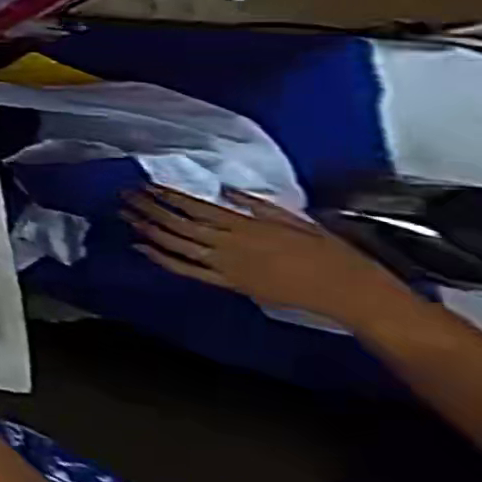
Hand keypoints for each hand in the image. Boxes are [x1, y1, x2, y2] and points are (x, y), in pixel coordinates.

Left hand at [125, 184, 415, 330]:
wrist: (356, 297)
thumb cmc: (336, 256)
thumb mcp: (301, 222)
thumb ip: (260, 206)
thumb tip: (229, 191)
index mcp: (248, 226)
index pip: (197, 206)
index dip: (168, 195)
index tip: (147, 184)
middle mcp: (230, 244)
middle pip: (177, 222)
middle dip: (148, 207)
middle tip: (124, 195)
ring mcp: (226, 265)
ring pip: (175, 243)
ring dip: (146, 228)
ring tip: (125, 214)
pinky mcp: (230, 284)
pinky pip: (186, 270)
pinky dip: (160, 257)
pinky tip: (140, 246)